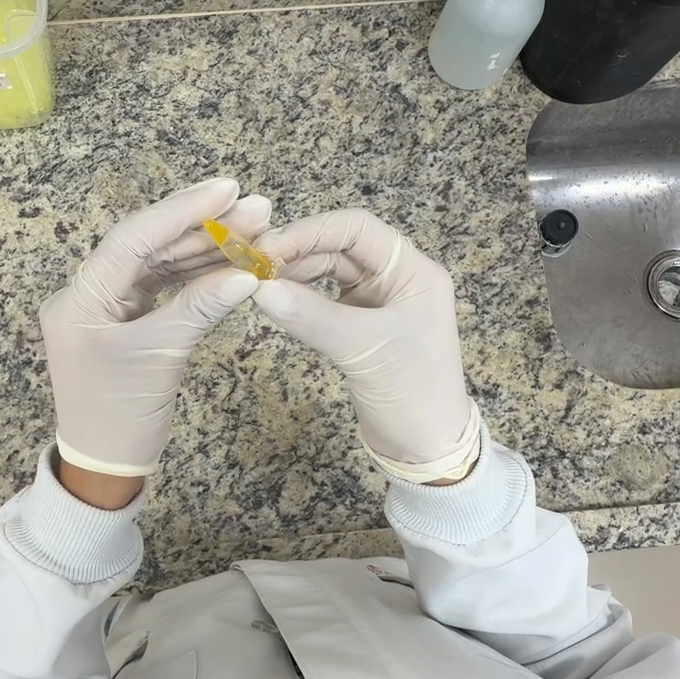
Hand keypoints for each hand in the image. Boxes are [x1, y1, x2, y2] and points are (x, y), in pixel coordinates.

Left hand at [41, 178, 271, 492]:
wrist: (104, 468)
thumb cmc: (119, 419)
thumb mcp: (160, 357)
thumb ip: (199, 308)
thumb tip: (247, 274)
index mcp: (80, 298)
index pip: (134, 239)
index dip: (182, 211)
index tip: (227, 191)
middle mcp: (90, 294)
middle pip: (150, 246)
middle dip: (203, 227)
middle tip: (256, 209)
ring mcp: (109, 308)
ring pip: (160, 266)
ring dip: (205, 250)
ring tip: (255, 232)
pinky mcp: (128, 324)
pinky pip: (164, 290)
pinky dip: (197, 278)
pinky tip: (231, 264)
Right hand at [253, 210, 479, 482]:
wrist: (426, 450)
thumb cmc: (413, 395)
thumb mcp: (362, 350)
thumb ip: (311, 316)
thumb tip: (259, 288)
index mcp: (412, 272)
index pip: (356, 229)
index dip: (311, 231)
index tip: (268, 247)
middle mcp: (395, 280)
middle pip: (339, 248)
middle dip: (297, 252)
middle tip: (253, 267)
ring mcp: (377, 304)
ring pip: (328, 274)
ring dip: (294, 275)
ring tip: (258, 284)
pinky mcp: (360, 329)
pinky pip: (324, 302)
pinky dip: (300, 300)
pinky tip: (276, 302)